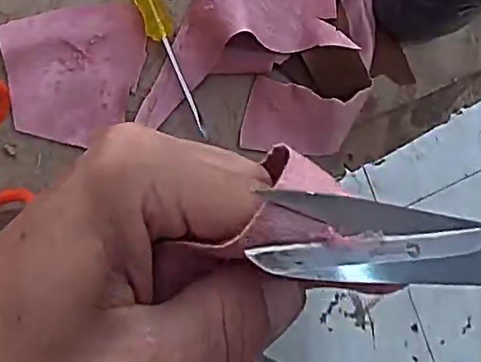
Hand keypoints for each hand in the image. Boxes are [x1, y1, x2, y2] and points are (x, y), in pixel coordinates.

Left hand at [0, 124, 304, 361]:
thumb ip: (229, 319)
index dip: (312, 228)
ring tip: (220, 329)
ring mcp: (122, 173)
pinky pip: (186, 225)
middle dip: (270, 253)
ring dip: (237, 267)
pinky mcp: (112, 202)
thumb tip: (294, 280)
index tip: (368, 259)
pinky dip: (205, 269)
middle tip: (280, 317)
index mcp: (140, 168)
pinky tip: (187, 315)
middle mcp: (136, 151)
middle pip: (241, 193)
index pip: (257, 189)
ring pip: (219, 211)